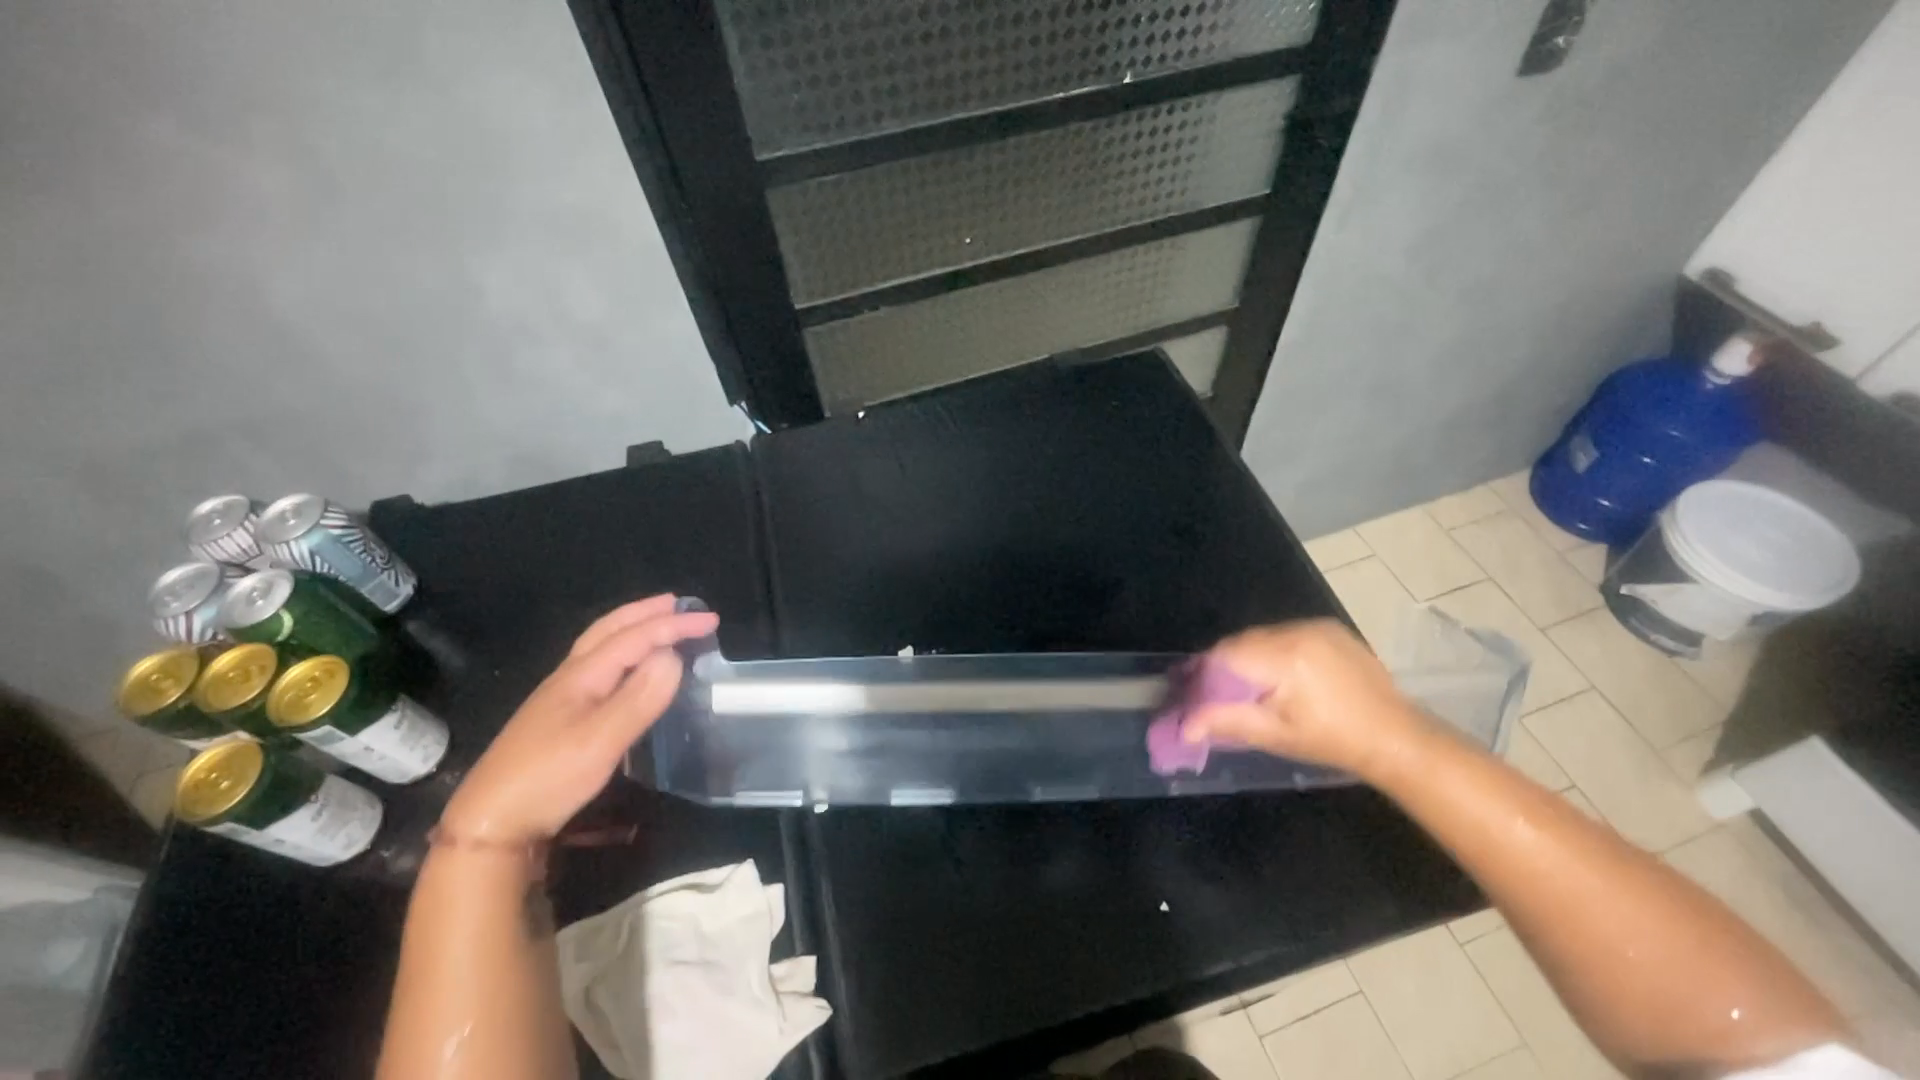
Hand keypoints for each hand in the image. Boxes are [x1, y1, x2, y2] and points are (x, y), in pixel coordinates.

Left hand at [440, 594, 718, 844]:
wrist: (490, 824)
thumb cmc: (547, 779)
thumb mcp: (600, 741)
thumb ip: (639, 699)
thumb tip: (673, 656)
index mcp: (581, 677)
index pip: (633, 638)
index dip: (673, 625)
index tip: (711, 620)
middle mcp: (569, 679)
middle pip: (608, 631)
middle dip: (645, 613)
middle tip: (680, 604)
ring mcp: (560, 699)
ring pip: (600, 648)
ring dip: (631, 629)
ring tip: (658, 625)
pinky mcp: (559, 720)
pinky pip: (598, 669)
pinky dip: (622, 655)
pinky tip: (629, 672)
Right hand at [1182, 618, 1434, 779]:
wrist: (1394, 736)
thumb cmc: (1331, 741)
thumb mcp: (1275, 735)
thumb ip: (1226, 721)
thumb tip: (1184, 724)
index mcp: (1285, 658)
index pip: (1225, 654)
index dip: (1204, 674)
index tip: (1193, 695)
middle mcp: (1298, 632)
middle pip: (1242, 642)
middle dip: (1224, 666)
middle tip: (1215, 694)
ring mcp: (1317, 627)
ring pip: (1262, 636)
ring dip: (1248, 657)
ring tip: (1248, 688)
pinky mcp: (1330, 628)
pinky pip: (1286, 634)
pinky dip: (1273, 651)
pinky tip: (1280, 677)